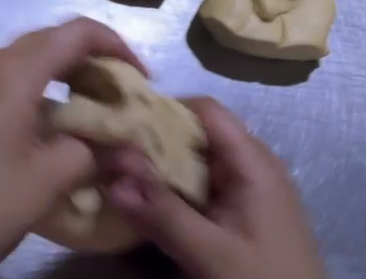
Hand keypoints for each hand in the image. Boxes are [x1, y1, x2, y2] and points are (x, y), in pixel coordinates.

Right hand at [106, 97, 325, 278]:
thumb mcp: (209, 254)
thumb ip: (161, 213)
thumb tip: (110, 174)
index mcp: (253, 160)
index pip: (204, 109)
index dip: (164, 110)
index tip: (125, 128)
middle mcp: (255, 164)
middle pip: (200, 134)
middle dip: (157, 144)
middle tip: (116, 160)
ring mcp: (253, 190)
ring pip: (201, 162)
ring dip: (165, 171)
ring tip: (126, 182)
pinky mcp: (249, 215)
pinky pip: (208, 187)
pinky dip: (180, 192)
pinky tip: (154, 208)